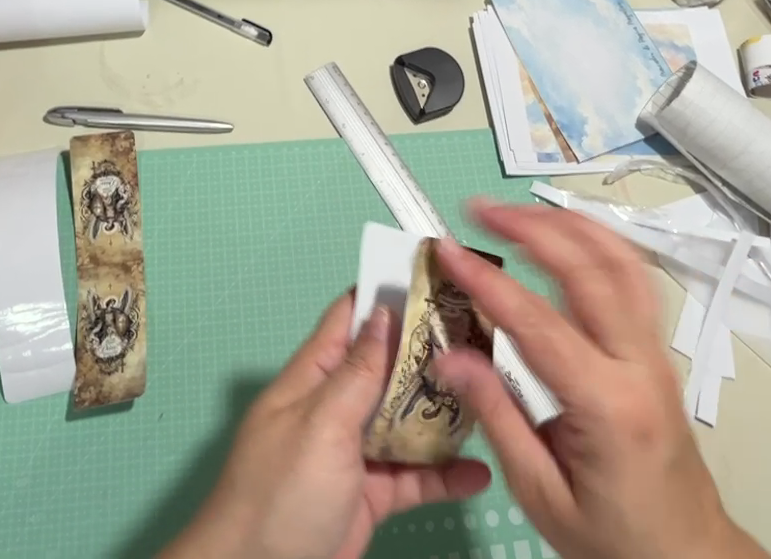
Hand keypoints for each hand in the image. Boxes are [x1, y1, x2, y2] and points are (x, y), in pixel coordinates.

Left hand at [161, 294, 490, 558]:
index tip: (430, 278)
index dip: (384, 294)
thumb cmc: (281, 490)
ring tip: (489, 396)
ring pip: (404, 419)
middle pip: (386, 367)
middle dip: (427, 352)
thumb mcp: (320, 423)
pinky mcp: (371, 494)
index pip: (348, 319)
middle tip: (480, 336)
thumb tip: (380, 313)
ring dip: (441, 412)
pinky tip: (478, 472)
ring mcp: (354, 451)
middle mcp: (335, 406)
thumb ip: (356, 373)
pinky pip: (412, 476)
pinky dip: (443, 475)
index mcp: (313, 377)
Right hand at [428, 202, 766, 558]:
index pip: (537, 324)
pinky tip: (564, 233)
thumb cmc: (613, 538)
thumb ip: (495, 417)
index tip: (446, 249)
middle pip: (590, 271)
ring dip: (566, 224)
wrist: (691, 558)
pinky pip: (633, 278)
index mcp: (606, 406)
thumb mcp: (542, 494)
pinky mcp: (658, 349)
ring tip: (516, 209)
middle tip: (477, 209)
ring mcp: (657, 351)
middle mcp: (640, 364)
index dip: (486, 281)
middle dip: (530, 228)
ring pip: (621, 262)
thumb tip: (447, 355)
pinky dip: (597, 241)